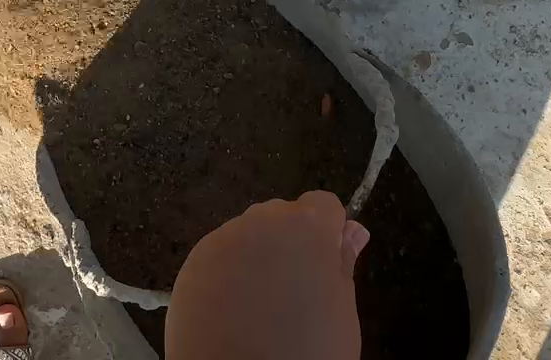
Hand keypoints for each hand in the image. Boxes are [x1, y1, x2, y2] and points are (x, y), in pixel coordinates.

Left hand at [166, 190, 369, 359]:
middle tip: (295, 293)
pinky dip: (229, 272)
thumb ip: (342, 264)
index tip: (325, 265)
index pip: (323, 205)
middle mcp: (263, 218)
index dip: (328, 233)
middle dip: (291, 244)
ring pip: (250, 233)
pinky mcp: (196, 256)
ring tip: (262, 307)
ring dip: (259, 256)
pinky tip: (234, 309)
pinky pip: (222, 253)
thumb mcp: (340, 315)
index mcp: (307, 226)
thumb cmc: (307, 352)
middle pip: (283, 216)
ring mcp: (225, 235)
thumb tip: (353, 229)